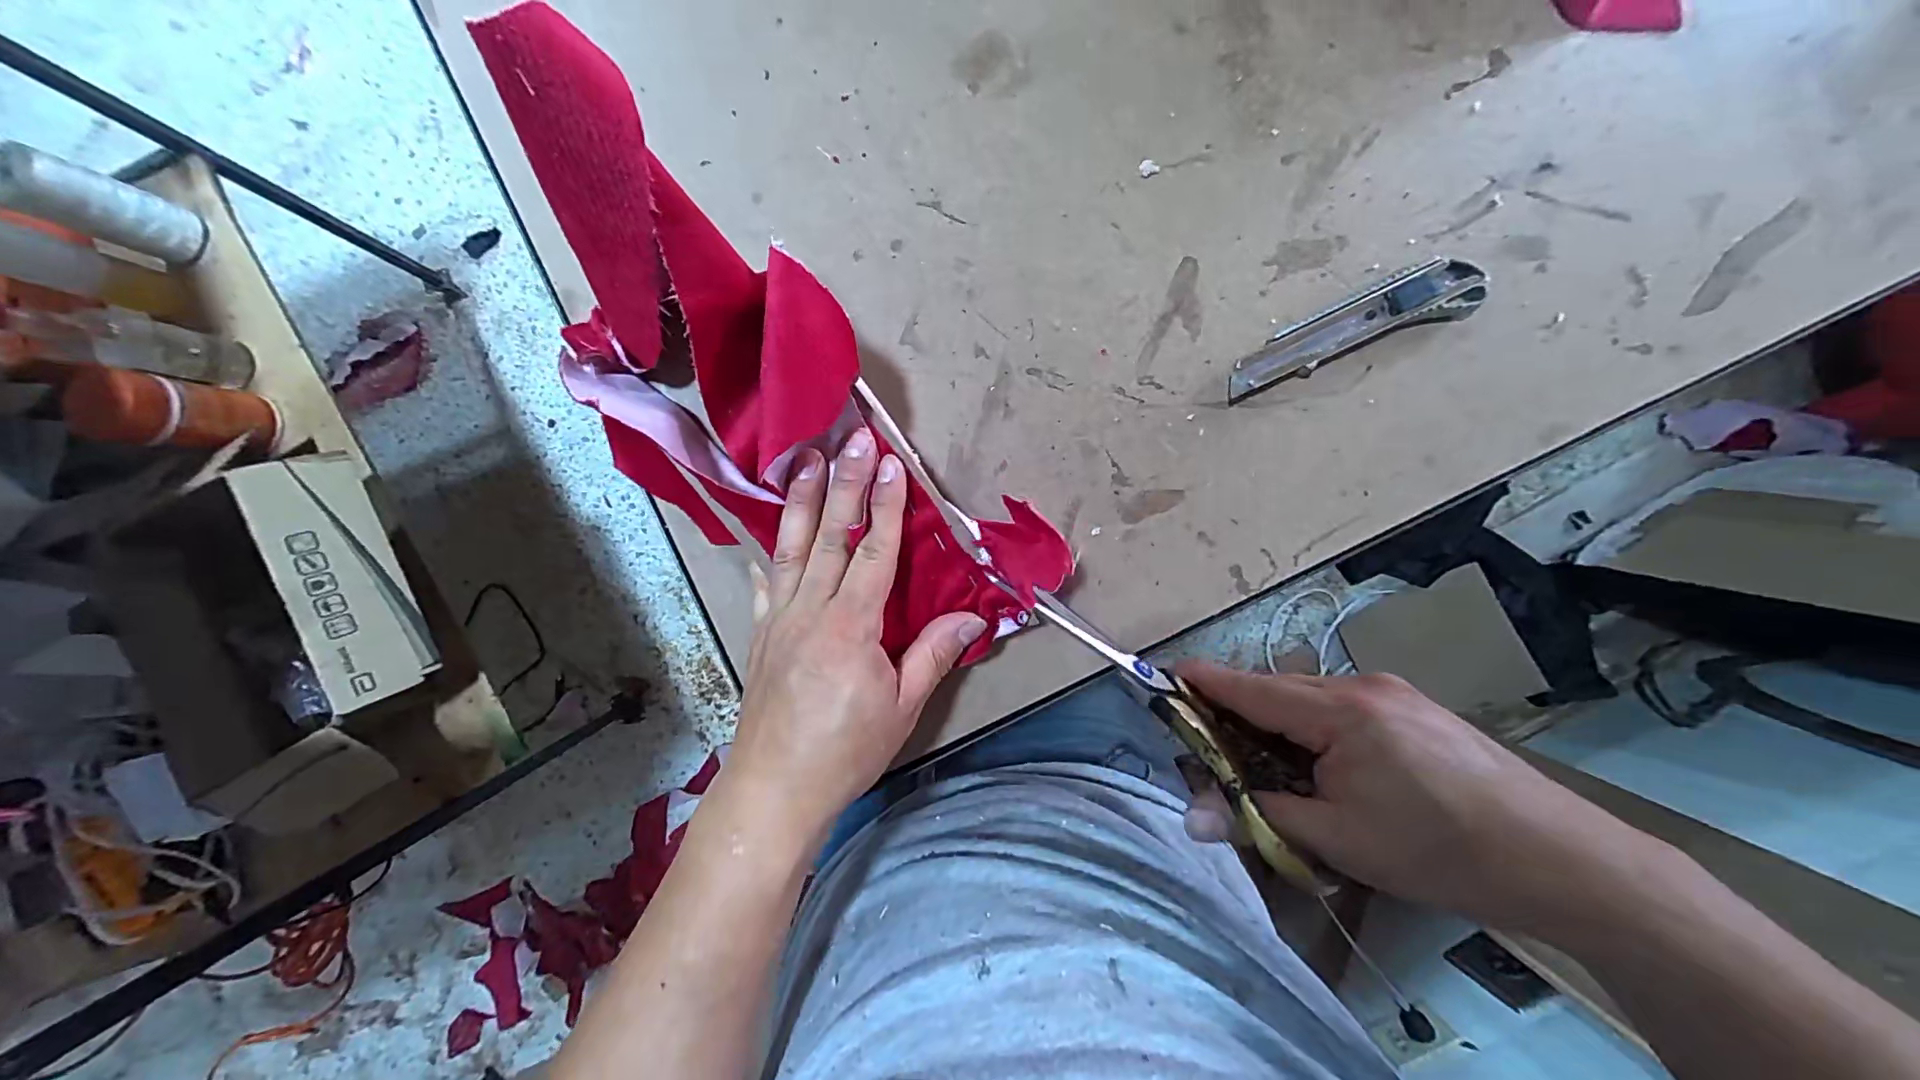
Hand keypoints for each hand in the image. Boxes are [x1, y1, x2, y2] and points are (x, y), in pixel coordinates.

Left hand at [727, 429, 986, 848]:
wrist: (774, 789)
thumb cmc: (845, 752)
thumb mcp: (902, 708)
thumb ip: (934, 654)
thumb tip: (975, 617)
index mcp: (851, 626)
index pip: (874, 552)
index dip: (886, 505)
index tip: (892, 463)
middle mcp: (811, 610)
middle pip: (833, 536)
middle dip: (847, 483)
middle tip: (853, 439)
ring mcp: (779, 620)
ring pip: (792, 549)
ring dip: (802, 502)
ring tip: (807, 461)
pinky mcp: (760, 636)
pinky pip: (765, 587)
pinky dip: (769, 559)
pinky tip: (765, 544)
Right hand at [1174, 661, 1670, 935]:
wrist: (1566, 861)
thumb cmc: (1440, 850)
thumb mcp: (1339, 839)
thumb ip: (1260, 815)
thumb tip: (1195, 817)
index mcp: (1339, 710)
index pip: (1250, 688)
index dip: (1202, 682)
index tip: (1164, 678)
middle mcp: (1362, 686)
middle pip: (1276, 691)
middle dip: (1237, 714)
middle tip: (1209, 747)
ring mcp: (1393, 694)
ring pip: (1309, 700)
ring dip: (1276, 725)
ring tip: (1262, 764)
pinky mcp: (1413, 710)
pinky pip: (1340, 708)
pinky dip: (1311, 729)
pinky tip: (1318, 763)